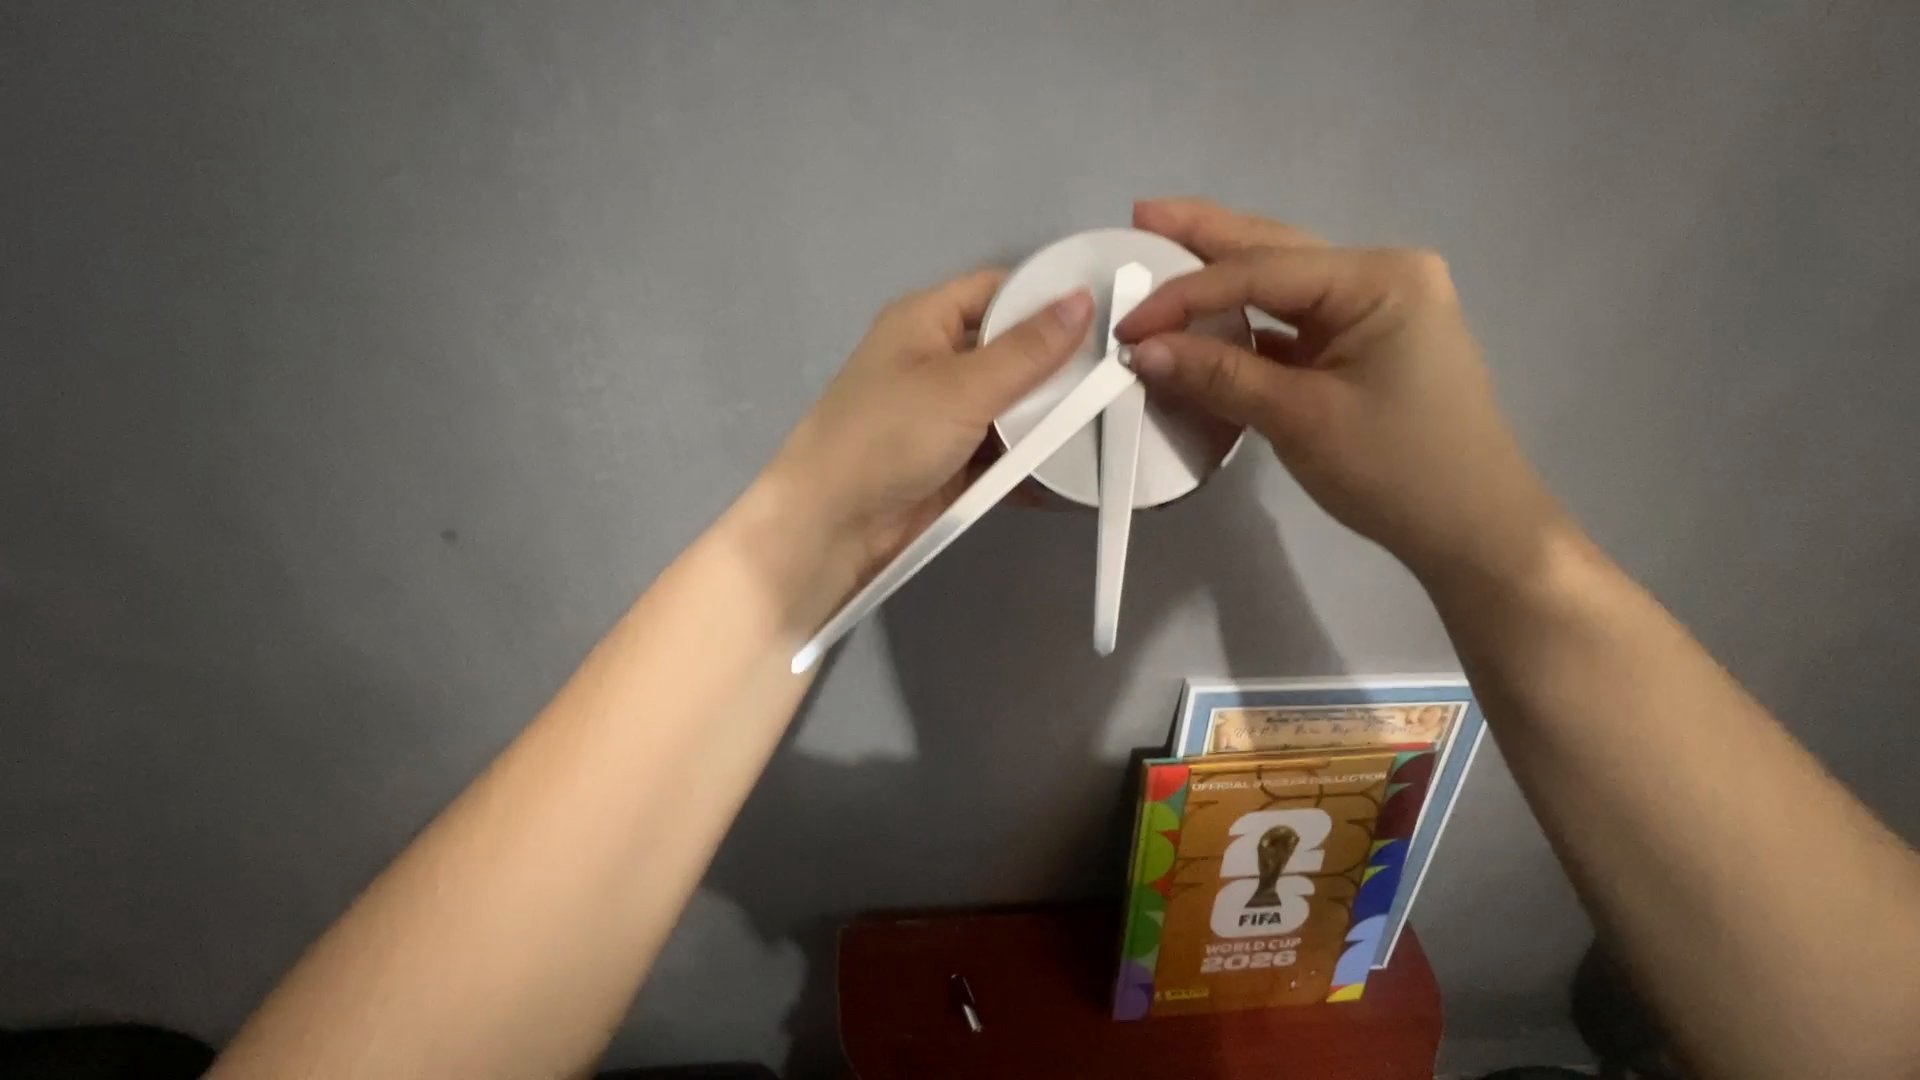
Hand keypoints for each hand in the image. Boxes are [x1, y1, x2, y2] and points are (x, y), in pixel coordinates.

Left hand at [765, 268, 1094, 600]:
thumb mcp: (962, 386)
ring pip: (1011, 408)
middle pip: (1010, 352)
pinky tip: (1075, 473)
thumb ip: (1027, 350)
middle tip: (1122, 374)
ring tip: (1114, 422)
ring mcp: (944, 416)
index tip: (1108, 311)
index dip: (1048, 296)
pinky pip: (1003, 454)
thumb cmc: (889, 435)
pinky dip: (1032, 464)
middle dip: (1059, 367)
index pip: (998, 290)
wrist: (832, 525)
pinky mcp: (952, 463)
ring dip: (1050, 420)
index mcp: (926, 320)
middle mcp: (935, 361)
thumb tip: (1081, 301)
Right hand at [1117, 198, 1567, 585]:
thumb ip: (1220, 376)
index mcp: (1378, 280)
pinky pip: (1290, 323)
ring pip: (1280, 284)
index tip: (1127, 325)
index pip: (1260, 273)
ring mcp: (1372, 310)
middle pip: (1274, 250)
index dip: (1185, 295)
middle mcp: (1379, 277)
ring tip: (1161, 249)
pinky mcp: (1360, 344)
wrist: (1472, 527)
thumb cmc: (1396, 470)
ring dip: (1220, 275)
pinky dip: (1243, 323)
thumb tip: (1144, 351)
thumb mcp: (1300, 419)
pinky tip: (1205, 318)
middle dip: (1205, 235)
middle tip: (1140, 214)